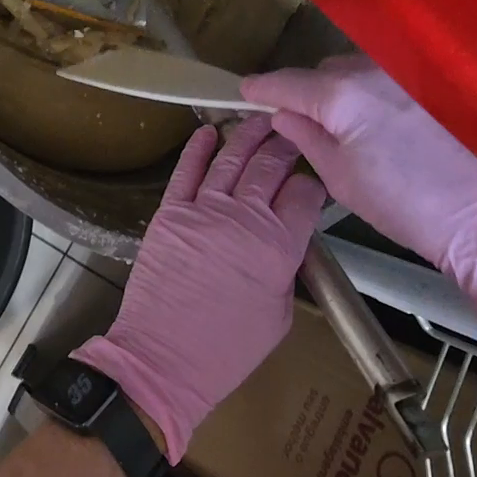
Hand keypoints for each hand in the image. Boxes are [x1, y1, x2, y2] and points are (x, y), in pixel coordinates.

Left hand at [72, 116, 323, 461]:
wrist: (163, 357)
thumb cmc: (227, 349)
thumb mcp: (279, 313)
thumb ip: (285, 268)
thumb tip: (283, 240)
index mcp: (279, 247)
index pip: (305, 196)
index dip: (312, 181)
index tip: (313, 174)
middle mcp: (244, 219)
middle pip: (270, 168)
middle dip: (285, 146)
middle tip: (293, 132)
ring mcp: (203, 211)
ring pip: (231, 160)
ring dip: (247, 136)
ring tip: (261, 119)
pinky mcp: (170, 213)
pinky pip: (186, 172)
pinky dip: (197, 148)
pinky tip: (208, 131)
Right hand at [239, 55, 476, 347]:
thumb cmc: (409, 206)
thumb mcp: (340, 179)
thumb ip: (305, 138)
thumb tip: (283, 115)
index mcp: (341, 95)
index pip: (286, 82)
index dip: (262, 88)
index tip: (247, 92)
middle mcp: (375, 70)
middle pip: (325, 71)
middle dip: (313, 92)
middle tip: (311, 124)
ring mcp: (412, 72)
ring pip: (363, 71)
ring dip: (351, 90)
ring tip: (361, 127)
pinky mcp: (443, 81)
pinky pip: (396, 77)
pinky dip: (384, 93)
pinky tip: (397, 125)